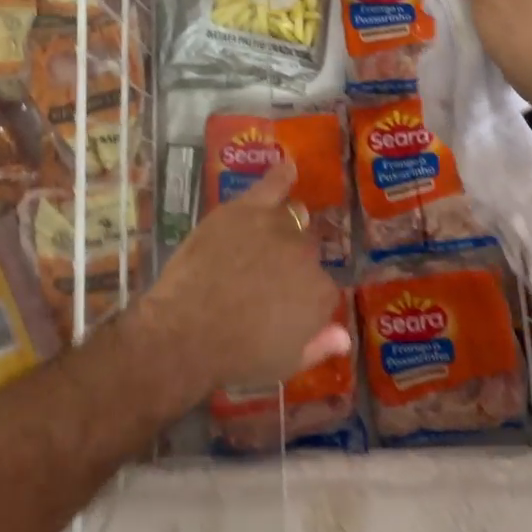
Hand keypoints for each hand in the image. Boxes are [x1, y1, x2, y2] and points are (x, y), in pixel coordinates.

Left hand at [137, 160, 348, 389]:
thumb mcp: (285, 363)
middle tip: (267, 276)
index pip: (323, 287)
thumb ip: (319, 346)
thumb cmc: (236, 355)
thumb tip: (344, 337)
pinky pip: (271, 185)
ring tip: (266, 237)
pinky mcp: (245, 209)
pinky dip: (280, 176)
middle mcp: (306, 255)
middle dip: (292, 261)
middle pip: (307, 247)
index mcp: (320, 294)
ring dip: (284, 226)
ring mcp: (276, 227)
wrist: (186, 331)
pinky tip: (287, 168)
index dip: (303, 296)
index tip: (285, 304)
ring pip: (291, 217)